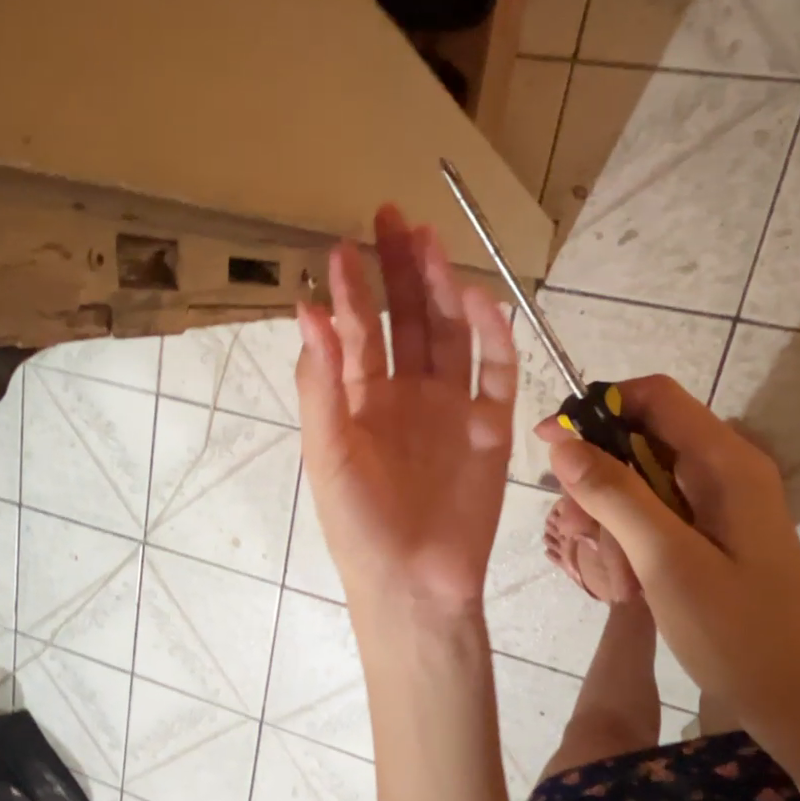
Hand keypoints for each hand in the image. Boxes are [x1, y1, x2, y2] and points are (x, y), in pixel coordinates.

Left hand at [294, 205, 516, 611]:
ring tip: (430, 240)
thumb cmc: (360, 524)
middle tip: (393, 215)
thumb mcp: (327, 452)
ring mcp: (450, 407)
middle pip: (406, 319)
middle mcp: (405, 395)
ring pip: (449, 333)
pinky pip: (496, 370)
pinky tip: (479, 298)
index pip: (356, 331)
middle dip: (399, 270)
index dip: (351, 289)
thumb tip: (303, 309)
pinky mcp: (491, 425)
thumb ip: (320, 382)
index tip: (343, 244)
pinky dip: (492, 333)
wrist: (414, 585)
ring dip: (441, 287)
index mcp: (360, 402)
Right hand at [537, 376, 799, 719]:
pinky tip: (619, 572)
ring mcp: (723, 504)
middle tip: (571, 524)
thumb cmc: (735, 631)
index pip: (656, 397)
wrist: (793, 702)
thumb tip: (563, 442)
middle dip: (597, 470)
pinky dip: (628, 530)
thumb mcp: (665, 561)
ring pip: (645, 476)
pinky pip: (658, 509)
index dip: (598, 408)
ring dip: (608, 507)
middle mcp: (728, 471)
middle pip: (645, 436)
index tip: (550, 442)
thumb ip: (615, 496)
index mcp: (727, 464)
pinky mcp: (714, 533)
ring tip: (595, 559)